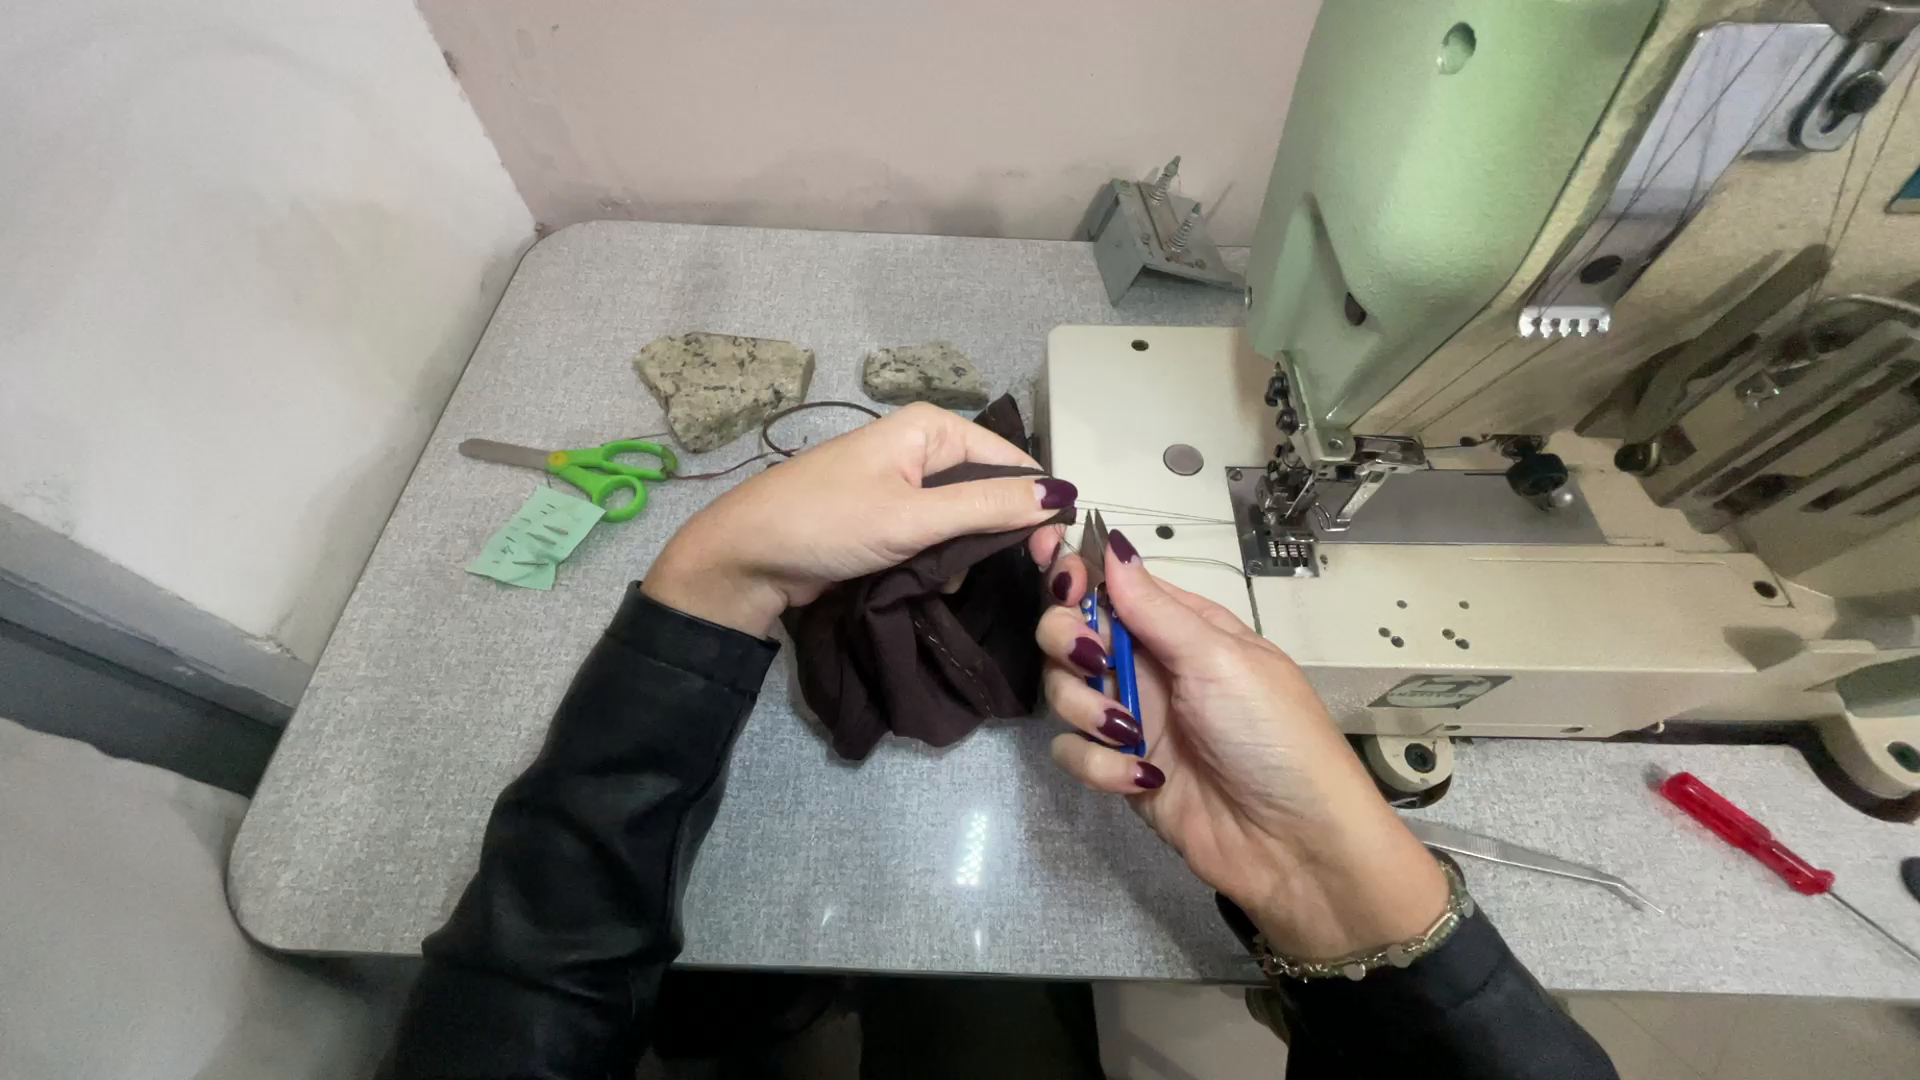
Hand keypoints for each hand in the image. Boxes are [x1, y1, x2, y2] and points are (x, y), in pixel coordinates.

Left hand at [643, 403, 1072, 636]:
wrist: (748, 559)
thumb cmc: (828, 522)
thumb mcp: (914, 516)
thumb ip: (988, 506)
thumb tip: (1063, 494)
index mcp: (932, 428)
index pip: (1010, 460)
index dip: (1036, 502)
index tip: (1053, 552)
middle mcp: (923, 449)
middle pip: (989, 489)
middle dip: (996, 533)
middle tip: (1006, 574)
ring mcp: (905, 486)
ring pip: (965, 520)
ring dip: (965, 553)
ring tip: (945, 578)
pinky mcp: (891, 520)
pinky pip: (938, 537)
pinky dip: (940, 562)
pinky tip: (928, 582)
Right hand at [1037, 537, 1447, 960]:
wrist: (1294, 848)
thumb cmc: (1271, 735)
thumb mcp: (1219, 659)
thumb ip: (1154, 608)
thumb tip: (1112, 543)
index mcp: (1177, 626)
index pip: (1111, 583)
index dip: (1074, 571)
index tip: (1055, 570)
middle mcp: (1145, 663)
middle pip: (1069, 629)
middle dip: (1067, 638)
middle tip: (1091, 658)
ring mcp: (1127, 716)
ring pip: (1062, 687)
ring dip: (1086, 708)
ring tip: (1131, 736)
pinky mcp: (1115, 767)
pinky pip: (1071, 749)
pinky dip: (1098, 764)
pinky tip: (1143, 779)